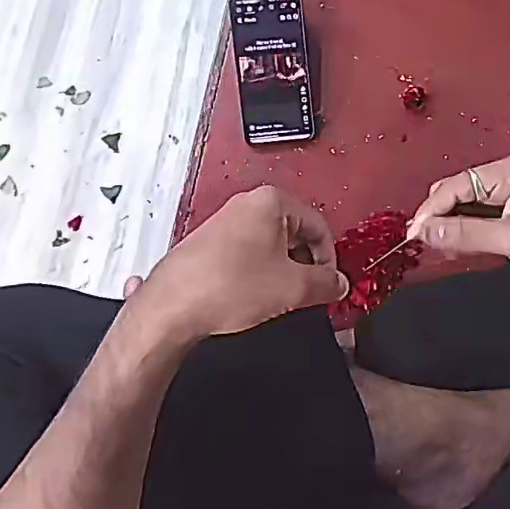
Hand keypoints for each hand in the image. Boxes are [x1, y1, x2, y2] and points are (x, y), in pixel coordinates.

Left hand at [122, 186, 347, 340]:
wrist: (171, 307)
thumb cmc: (225, 286)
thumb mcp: (293, 288)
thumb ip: (326, 283)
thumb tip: (338, 283)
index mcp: (271, 201)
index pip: (319, 226)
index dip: (329, 259)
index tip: (329, 282)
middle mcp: (248, 204)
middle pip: (296, 233)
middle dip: (306, 265)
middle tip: (307, 292)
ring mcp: (227, 221)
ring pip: (272, 244)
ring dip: (283, 270)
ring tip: (278, 297)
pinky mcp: (212, 242)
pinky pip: (250, 252)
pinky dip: (260, 272)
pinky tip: (253, 296)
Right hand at [406, 155, 509, 299]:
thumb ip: (468, 233)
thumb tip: (425, 231)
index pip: (459, 184)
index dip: (433, 208)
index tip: (414, 232)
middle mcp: (506, 178)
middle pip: (457, 192)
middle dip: (438, 216)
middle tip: (423, 243)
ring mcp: (506, 198)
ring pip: (462, 208)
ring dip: (448, 227)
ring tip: (435, 249)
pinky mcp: (506, 217)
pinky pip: (473, 220)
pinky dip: (460, 234)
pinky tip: (451, 249)